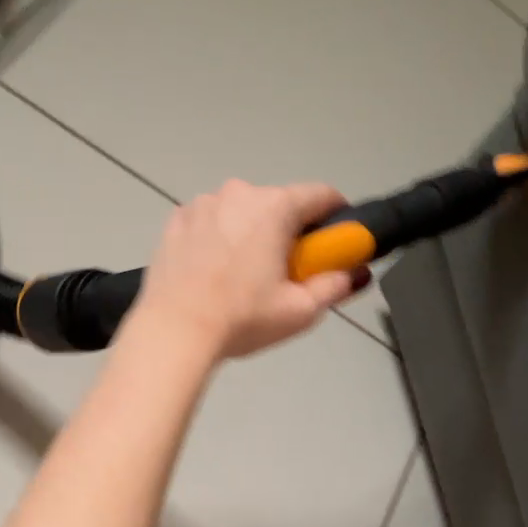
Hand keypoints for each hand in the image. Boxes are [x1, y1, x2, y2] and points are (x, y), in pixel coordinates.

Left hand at [128, 179, 370, 359]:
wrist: (173, 332)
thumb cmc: (240, 320)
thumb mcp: (299, 311)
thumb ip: (334, 286)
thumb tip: (354, 274)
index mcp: (274, 208)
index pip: (320, 195)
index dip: (336, 215)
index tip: (336, 239)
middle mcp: (238, 193)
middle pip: (277, 205)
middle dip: (287, 233)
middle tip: (285, 274)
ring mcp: (202, 205)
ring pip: (240, 213)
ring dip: (249, 235)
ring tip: (243, 279)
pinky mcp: (175, 222)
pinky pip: (209, 224)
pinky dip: (217, 241)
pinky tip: (213, 275)